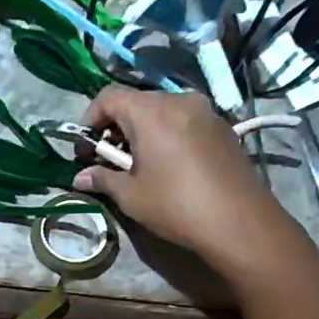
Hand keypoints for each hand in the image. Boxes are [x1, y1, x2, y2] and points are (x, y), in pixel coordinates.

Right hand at [72, 88, 299, 277]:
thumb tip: (80, 178)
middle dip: (116, 127)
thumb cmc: (175, 205)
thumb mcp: (131, 195)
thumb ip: (103, 179)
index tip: (86, 148)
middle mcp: (178, 100)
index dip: (90, 119)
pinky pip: (184, 121)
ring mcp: (205, 111)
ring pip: (162, 112)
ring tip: (140, 166)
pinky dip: (167, 135)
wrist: (238, 221)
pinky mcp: (222, 127)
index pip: (108, 97)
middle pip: (136, 102)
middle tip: (109, 160)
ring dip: (143, 132)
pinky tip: (169, 166)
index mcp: (150, 112)